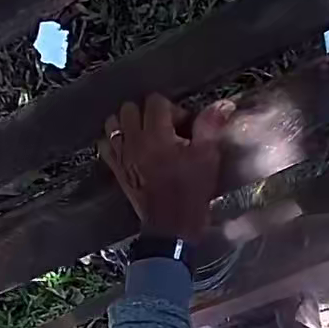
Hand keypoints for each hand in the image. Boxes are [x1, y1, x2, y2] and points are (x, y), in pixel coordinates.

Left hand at [100, 95, 235, 240]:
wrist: (172, 226)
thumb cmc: (192, 191)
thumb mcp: (207, 157)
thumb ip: (210, 126)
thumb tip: (223, 104)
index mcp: (156, 135)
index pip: (156, 101)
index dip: (173, 109)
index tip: (185, 127)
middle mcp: (133, 141)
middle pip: (130, 108)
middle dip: (149, 113)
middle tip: (166, 129)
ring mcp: (121, 155)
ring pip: (114, 123)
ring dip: (129, 123)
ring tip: (146, 135)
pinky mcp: (116, 169)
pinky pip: (105, 144)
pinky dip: (115, 141)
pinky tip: (130, 147)